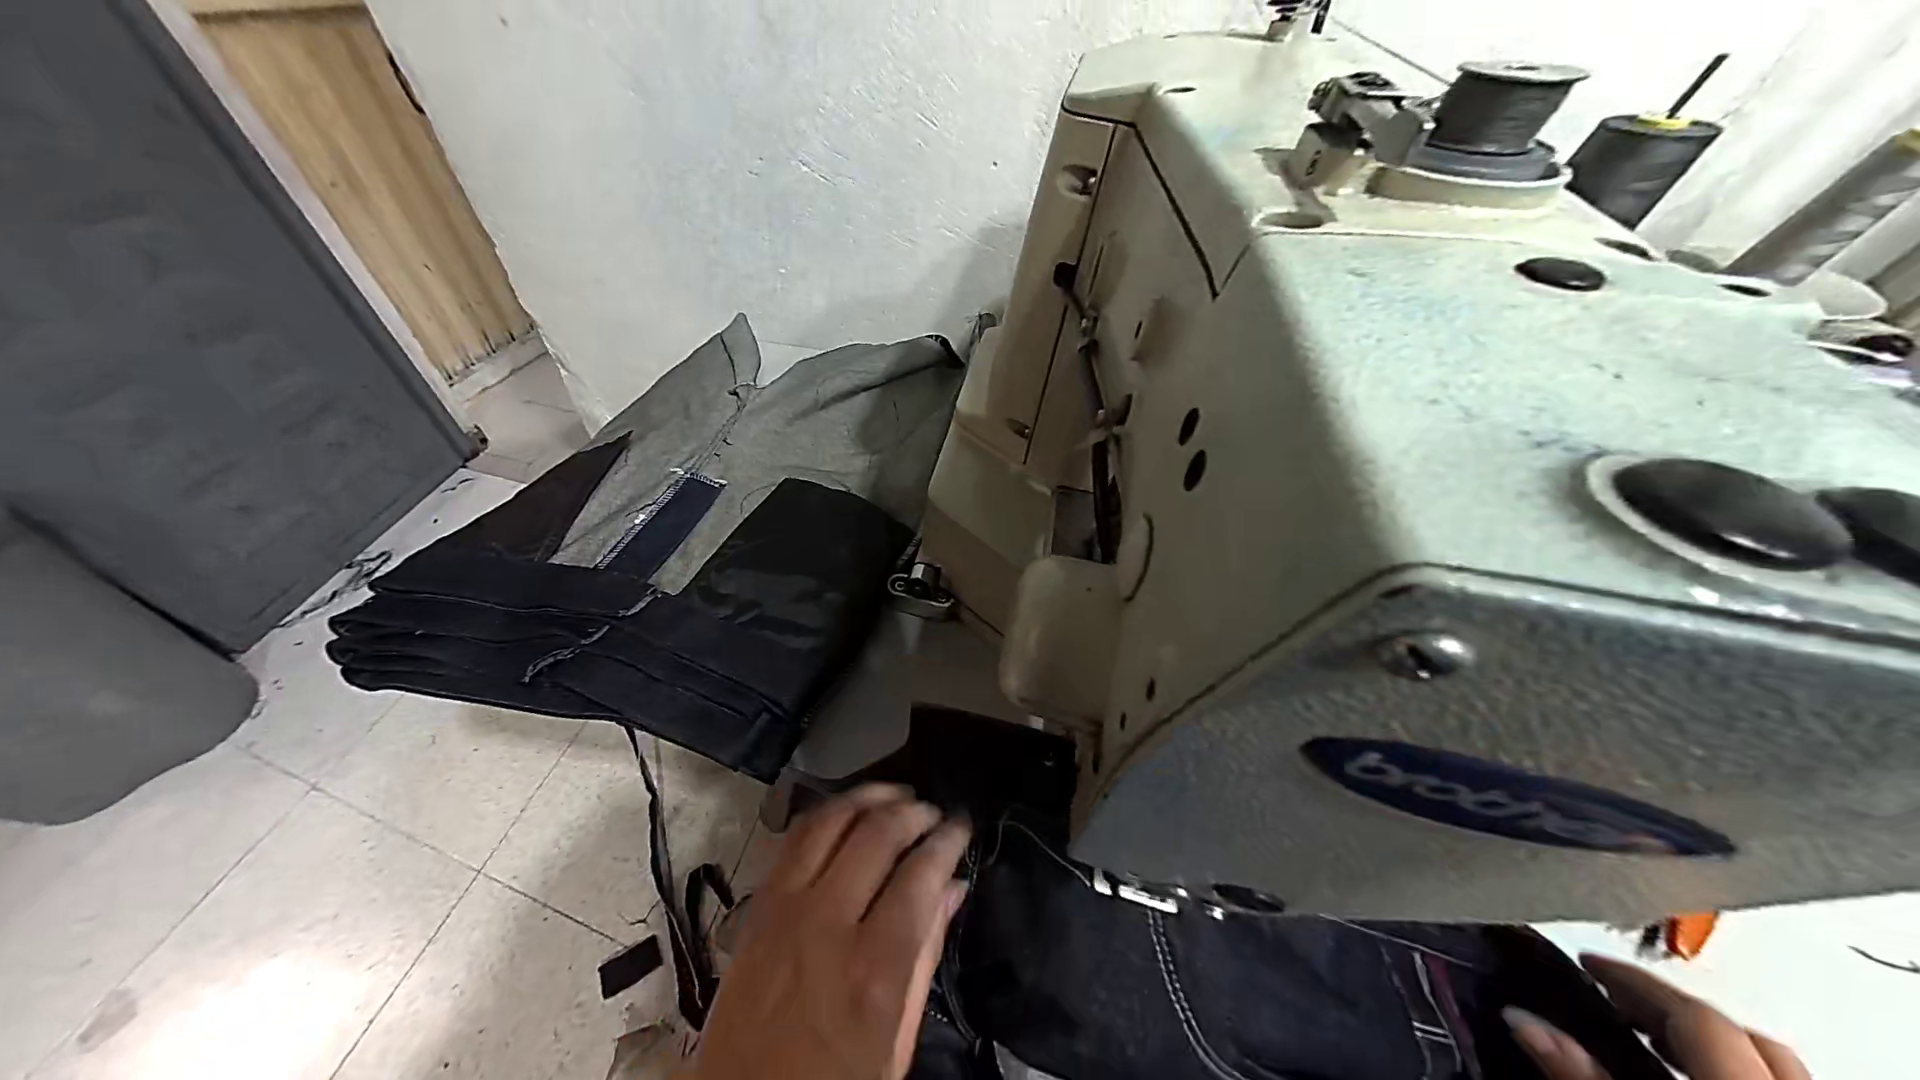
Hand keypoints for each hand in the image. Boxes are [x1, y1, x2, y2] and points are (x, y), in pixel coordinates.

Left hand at [688, 784, 971, 1079]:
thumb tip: (953, 888)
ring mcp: (785, 908)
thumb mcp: (896, 1041)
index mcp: (872, 969)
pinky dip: (827, 813)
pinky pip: (794, 837)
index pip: (920, 874)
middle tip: (933, 813)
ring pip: (832, 821)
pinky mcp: (757, 905)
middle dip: (914, 812)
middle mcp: (827, 923)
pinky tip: (848, 811)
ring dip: (869, 797)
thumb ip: (925, 955)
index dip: (948, 840)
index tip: (962, 827)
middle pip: (877, 834)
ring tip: (897, 795)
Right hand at [1503, 953, 1810, 1079]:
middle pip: (1736, 1028)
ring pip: (1769, 1057)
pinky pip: (1775, 1078)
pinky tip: (1692, 1069)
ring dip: (1708, 1034)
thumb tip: (1521, 1019)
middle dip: (1669, 1003)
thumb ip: (1578, 1072)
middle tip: (1615, 993)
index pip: (1687, 1008)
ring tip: (1654, 1033)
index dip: (1630, 977)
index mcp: (1736, 1076)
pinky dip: (1732, 1065)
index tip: (1585, 961)